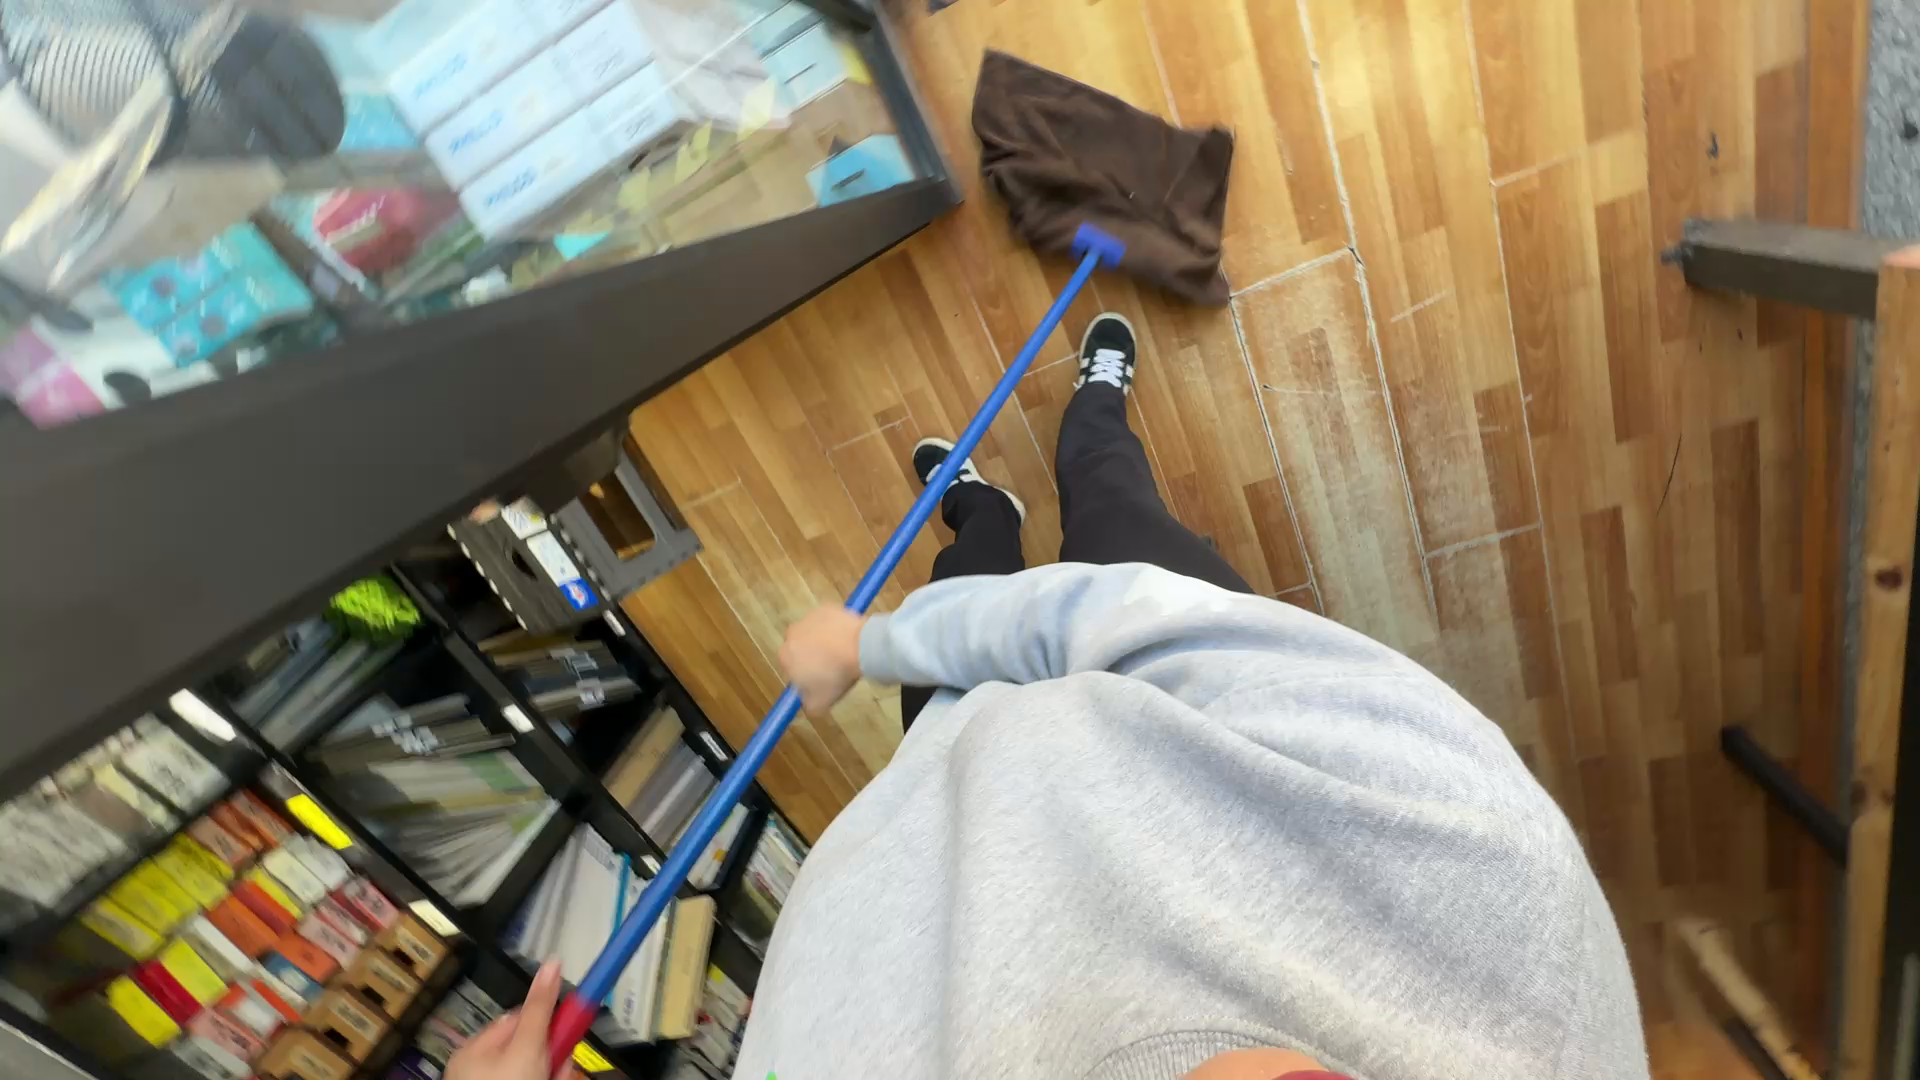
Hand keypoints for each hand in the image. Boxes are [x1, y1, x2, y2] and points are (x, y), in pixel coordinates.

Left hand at [445, 960, 581, 1079]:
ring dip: (557, 1074)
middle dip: (556, 1056)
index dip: (548, 1023)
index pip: (522, 1018)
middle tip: (560, 1069)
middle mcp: (479, 1071)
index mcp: (474, 1050)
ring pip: (538, 1069)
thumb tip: (553, 961)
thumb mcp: (527, 1047)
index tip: (568, 1028)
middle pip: (533, 1046)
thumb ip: (542, 1006)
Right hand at [779, 605, 866, 714]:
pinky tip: (847, 637)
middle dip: (813, 656)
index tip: (822, 681)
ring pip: (813, 633)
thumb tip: (807, 701)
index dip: (806, 676)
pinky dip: (835, 628)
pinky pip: (827, 621)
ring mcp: (809, 618)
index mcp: (785, 657)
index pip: (791, 669)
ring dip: (823, 641)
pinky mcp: (826, 607)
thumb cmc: (836, 676)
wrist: (859, 646)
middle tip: (833, 666)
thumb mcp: (819, 704)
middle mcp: (791, 634)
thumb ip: (808, 705)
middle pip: (800, 648)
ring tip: (843, 651)